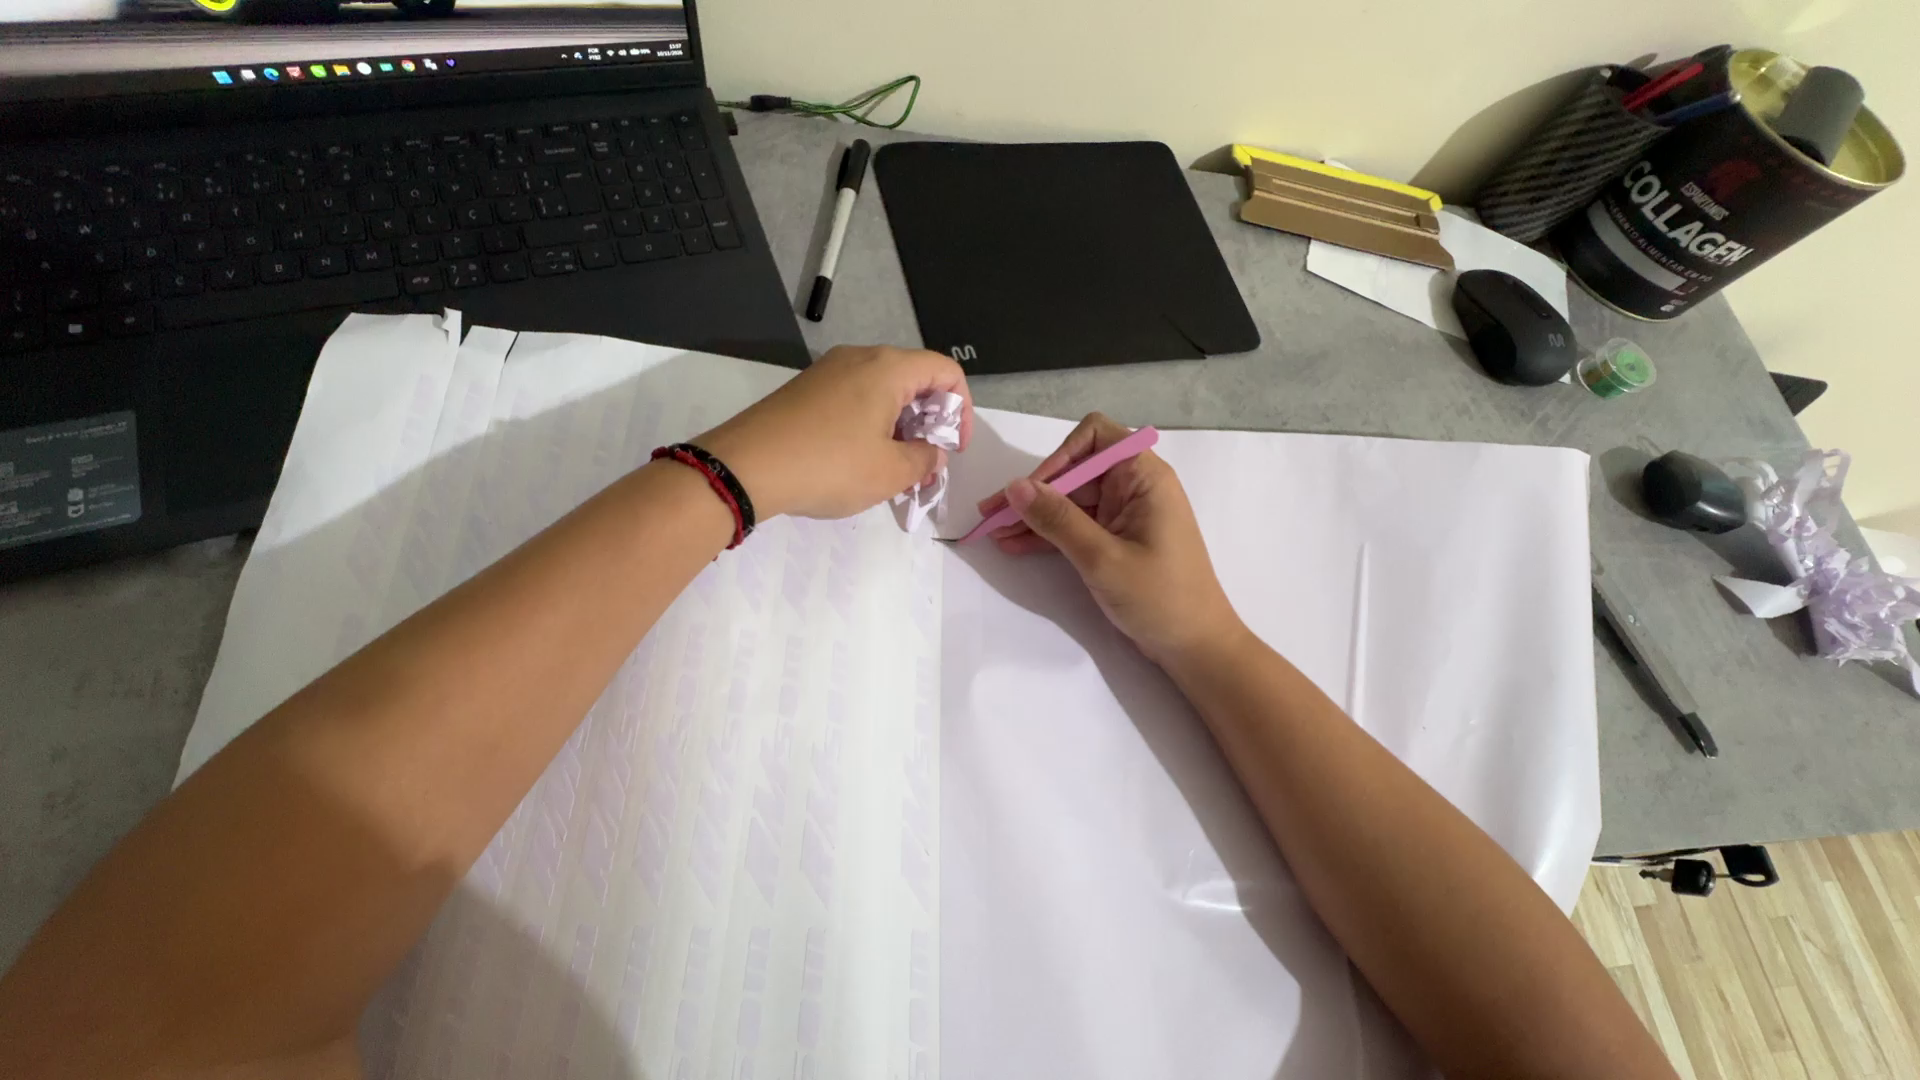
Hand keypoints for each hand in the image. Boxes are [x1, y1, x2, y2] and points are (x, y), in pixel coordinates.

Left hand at [694, 345, 972, 519]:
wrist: (745, 466)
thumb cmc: (829, 465)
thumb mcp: (890, 472)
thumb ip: (924, 460)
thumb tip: (931, 453)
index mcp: (888, 368)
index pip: (946, 371)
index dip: (962, 410)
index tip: (953, 448)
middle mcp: (860, 358)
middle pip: (915, 378)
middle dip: (930, 421)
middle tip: (925, 462)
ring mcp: (829, 371)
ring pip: (883, 390)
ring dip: (900, 426)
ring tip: (894, 468)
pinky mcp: (807, 390)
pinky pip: (855, 398)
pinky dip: (871, 424)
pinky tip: (860, 460)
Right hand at [983, 413, 1246, 666]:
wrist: (1194, 646)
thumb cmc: (1159, 597)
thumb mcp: (1102, 558)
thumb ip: (1058, 520)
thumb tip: (1015, 486)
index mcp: (1143, 477)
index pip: (1095, 437)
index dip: (1059, 457)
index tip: (1031, 489)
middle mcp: (1134, 487)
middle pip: (1075, 472)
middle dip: (1034, 492)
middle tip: (990, 514)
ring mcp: (1124, 515)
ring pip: (1070, 501)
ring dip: (1034, 515)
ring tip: (993, 531)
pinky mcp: (1116, 540)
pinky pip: (1075, 527)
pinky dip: (1047, 534)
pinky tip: (1013, 545)